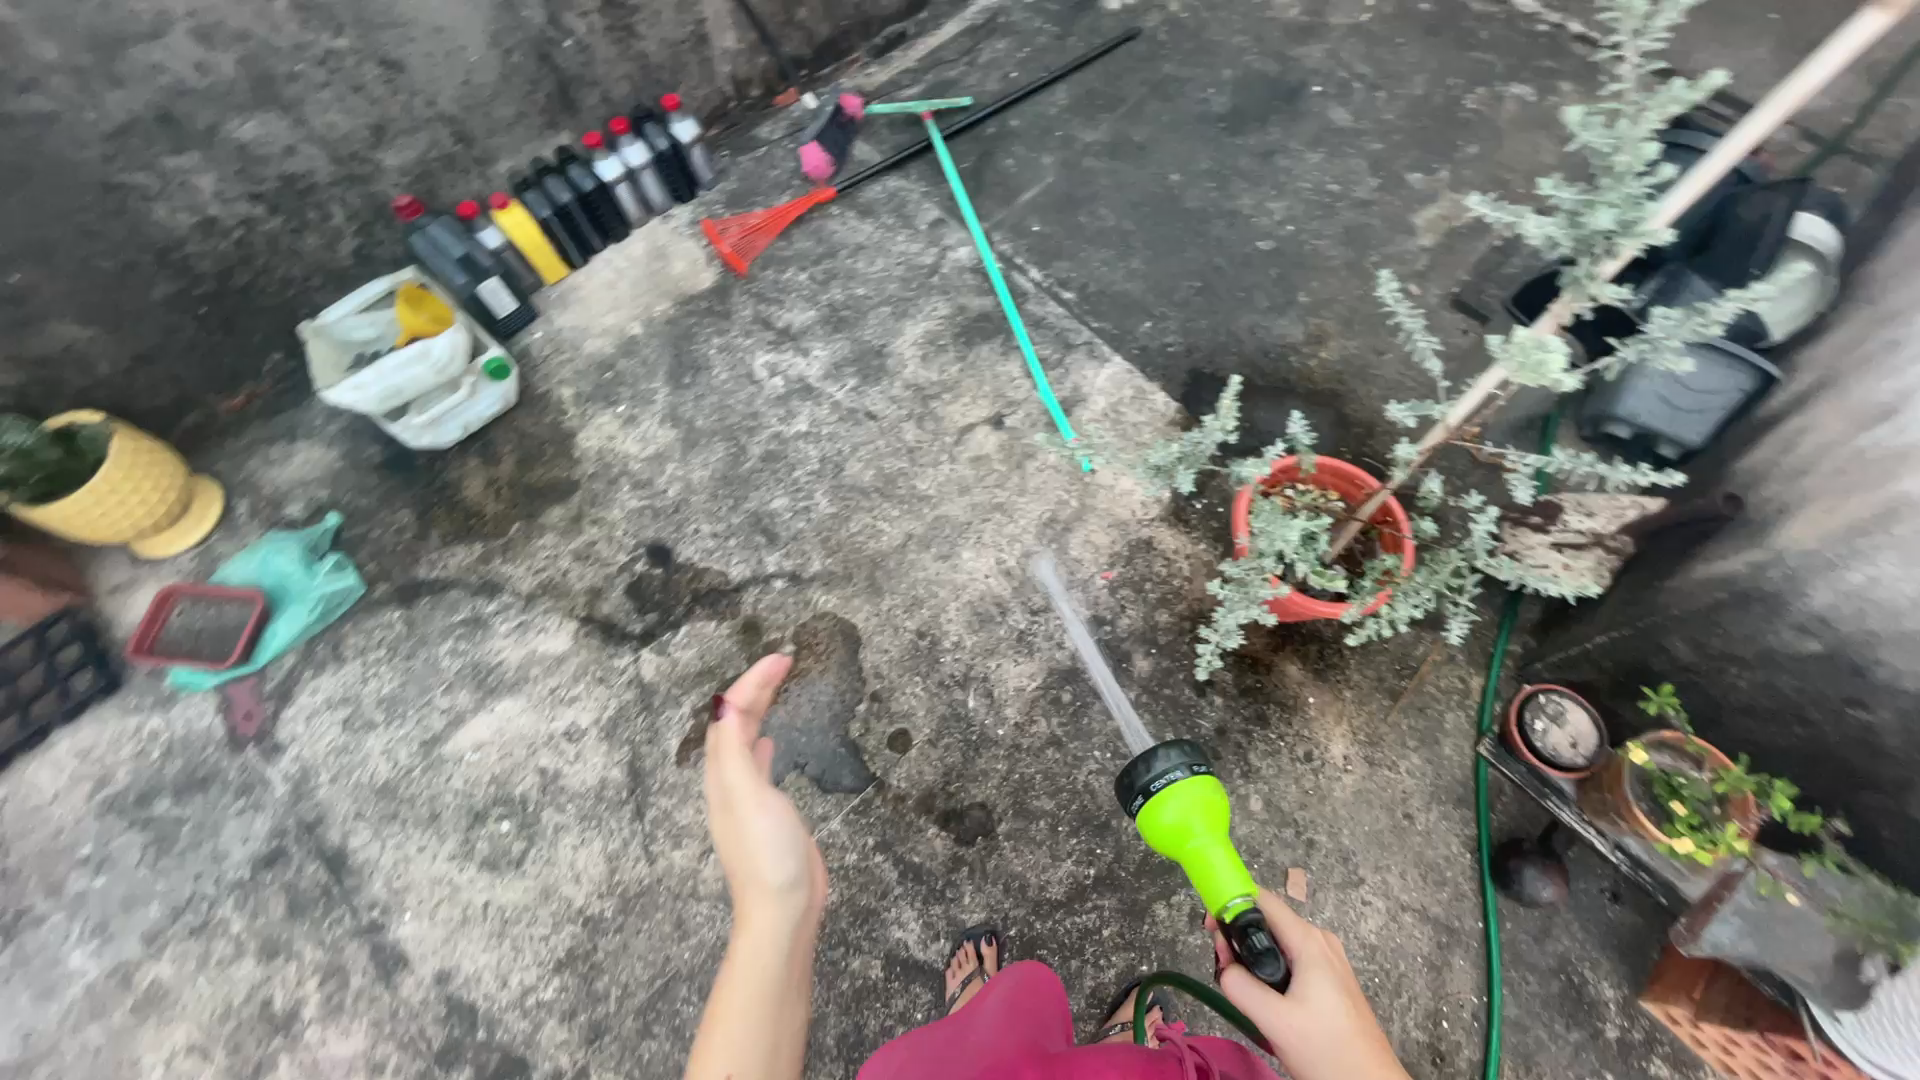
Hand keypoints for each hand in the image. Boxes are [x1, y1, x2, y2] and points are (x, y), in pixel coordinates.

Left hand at [704, 653, 827, 936]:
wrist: (783, 909)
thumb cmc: (767, 851)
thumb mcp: (747, 796)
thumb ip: (734, 751)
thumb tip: (727, 705)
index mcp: (722, 774)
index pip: (730, 714)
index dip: (753, 682)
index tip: (782, 658)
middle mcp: (729, 781)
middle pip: (735, 723)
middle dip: (756, 688)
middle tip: (785, 662)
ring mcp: (747, 797)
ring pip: (746, 738)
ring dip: (759, 709)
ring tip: (777, 687)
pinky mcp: (767, 811)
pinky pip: (759, 762)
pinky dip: (763, 740)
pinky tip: (770, 740)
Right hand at [1208, 890, 1410, 1079]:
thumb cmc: (1327, 1052)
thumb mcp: (1275, 1021)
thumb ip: (1239, 987)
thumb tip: (1225, 969)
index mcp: (1308, 941)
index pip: (1260, 899)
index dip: (1229, 904)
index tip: (1210, 930)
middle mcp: (1320, 941)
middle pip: (1268, 921)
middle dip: (1239, 937)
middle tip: (1224, 968)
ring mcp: (1329, 961)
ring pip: (1278, 942)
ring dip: (1253, 957)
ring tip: (1242, 989)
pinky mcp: (1332, 981)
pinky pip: (1292, 960)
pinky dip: (1270, 970)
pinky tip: (1265, 999)